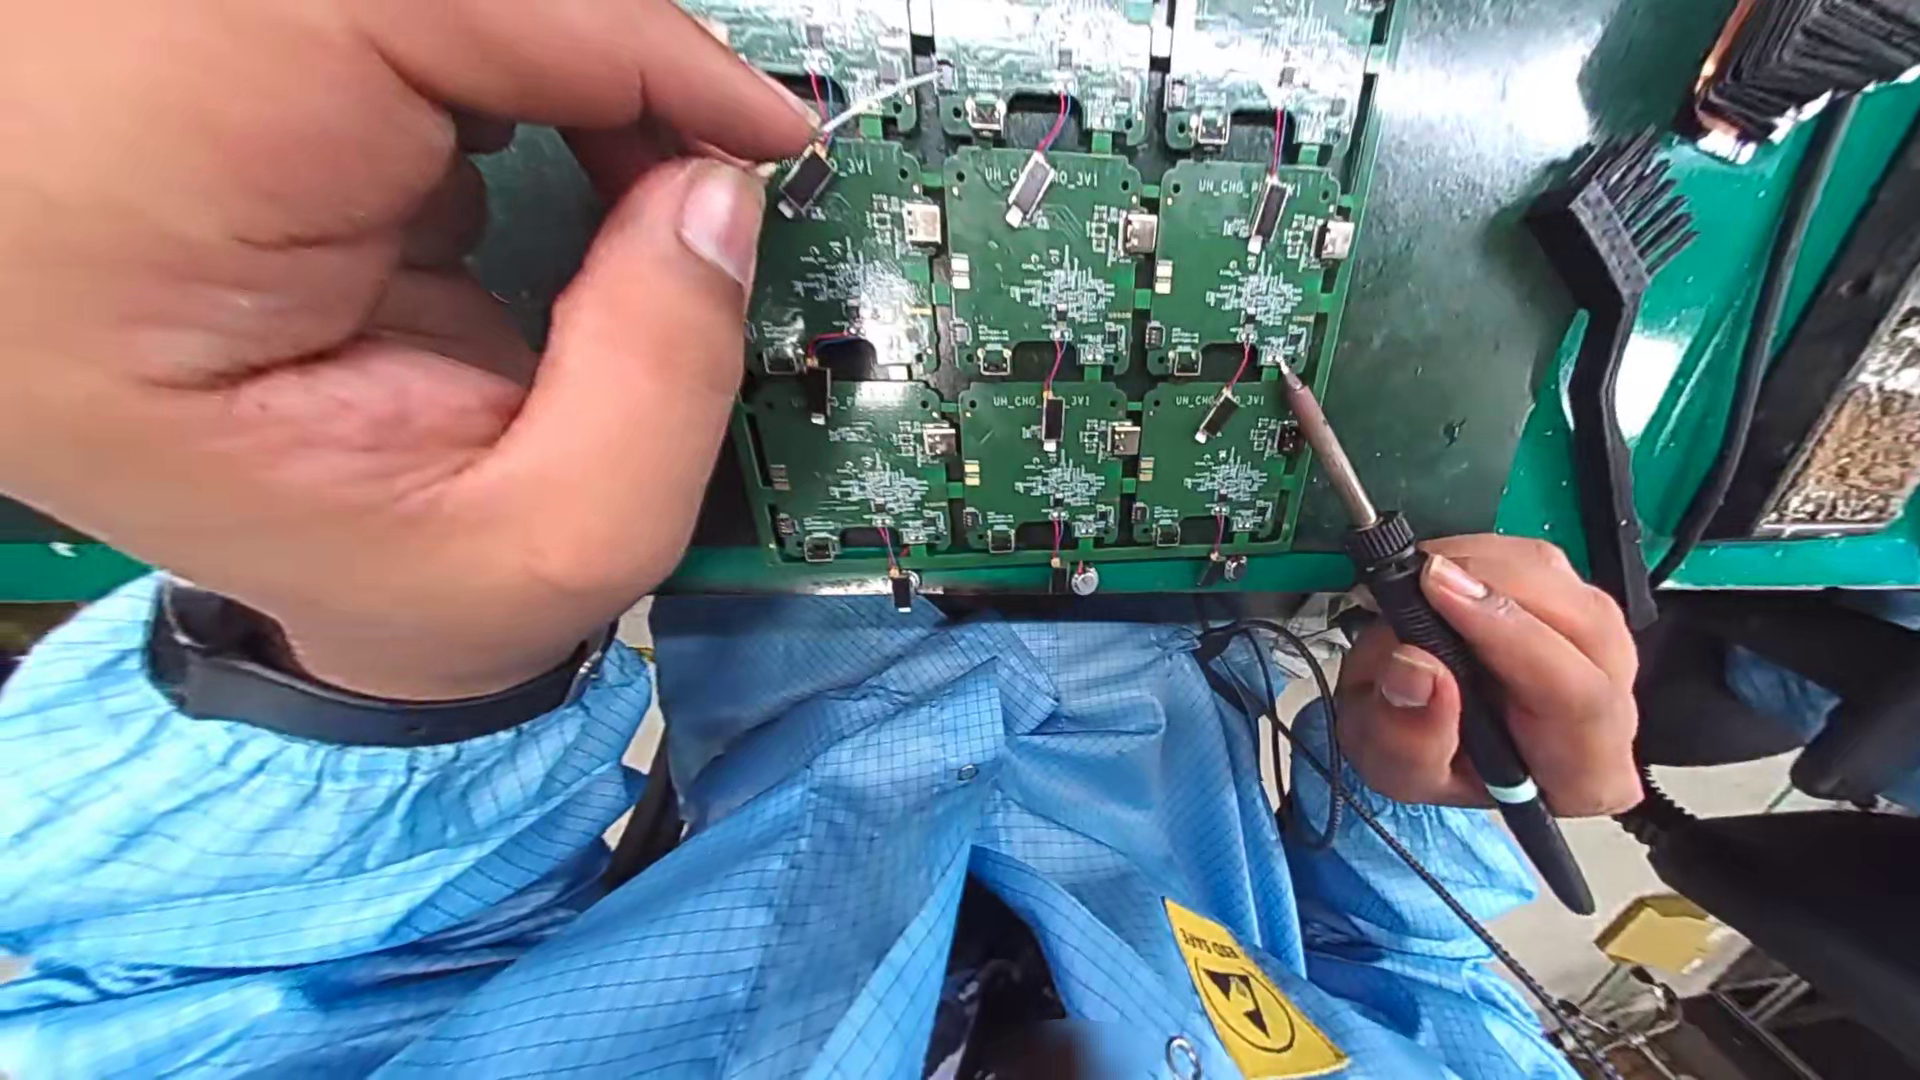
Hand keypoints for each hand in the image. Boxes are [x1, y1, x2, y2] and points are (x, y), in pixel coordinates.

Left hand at [0, 1, 814, 698]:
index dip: (590, 33)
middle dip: (588, 35)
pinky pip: (383, 14)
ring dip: (565, 45)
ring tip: (664, 162)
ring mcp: (100, 95)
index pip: (334, 10)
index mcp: (94, 260)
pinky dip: (532, 53)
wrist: (364, 598)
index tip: (754, 124)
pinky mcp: (203, 96)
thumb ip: (670, 367)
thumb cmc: (456, 594)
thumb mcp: (593, 530)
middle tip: (716, 145)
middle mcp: (36, 127)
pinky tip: (595, 145)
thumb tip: (723, 193)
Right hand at [1337, 535, 1641, 815]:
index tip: (1435, 590)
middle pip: (1588, 629)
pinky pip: (1545, 568)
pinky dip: (1484, 556)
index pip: (1576, 697)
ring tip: (1416, 575)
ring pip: (1571, 589)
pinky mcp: (1566, 619)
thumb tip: (1417, 667)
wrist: (1404, 733)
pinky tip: (1437, 571)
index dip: (1507, 634)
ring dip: (1487, 567)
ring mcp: (1597, 661)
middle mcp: (1608, 716)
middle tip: (1420, 572)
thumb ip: (1404, 734)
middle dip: (1500, 586)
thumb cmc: (1406, 755)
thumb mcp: (1388, 765)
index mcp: (1577, 773)